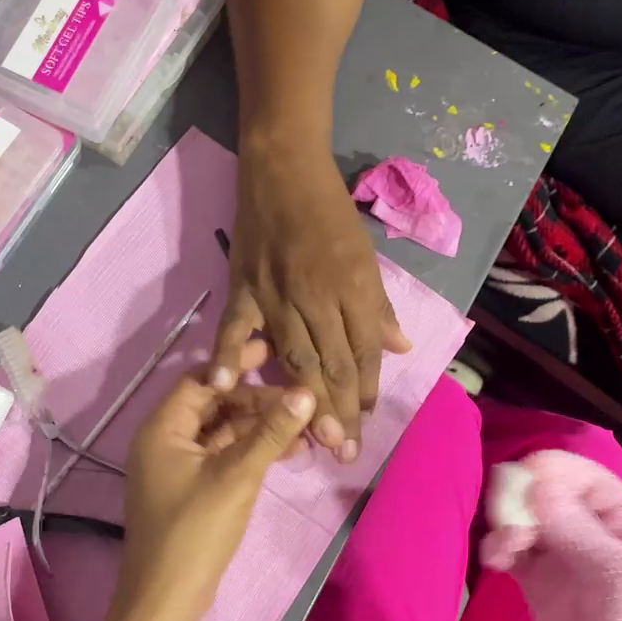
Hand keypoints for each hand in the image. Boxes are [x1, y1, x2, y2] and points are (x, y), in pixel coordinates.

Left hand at [117, 345, 316, 620]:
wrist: (166, 598)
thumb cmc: (195, 531)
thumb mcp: (237, 476)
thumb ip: (271, 432)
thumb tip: (305, 391)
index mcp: (163, 428)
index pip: (203, 379)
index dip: (237, 363)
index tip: (274, 350)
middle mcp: (165, 440)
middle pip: (215, 404)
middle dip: (257, 400)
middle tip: (301, 394)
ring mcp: (178, 467)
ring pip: (223, 432)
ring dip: (259, 426)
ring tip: (304, 422)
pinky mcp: (192, 489)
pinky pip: (223, 456)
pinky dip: (251, 450)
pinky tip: (287, 450)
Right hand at [212, 140, 411, 463]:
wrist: (284, 168)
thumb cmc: (331, 212)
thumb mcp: (366, 254)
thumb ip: (378, 305)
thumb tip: (399, 347)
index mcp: (352, 287)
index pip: (364, 350)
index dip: (367, 390)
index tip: (366, 423)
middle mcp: (318, 297)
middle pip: (333, 364)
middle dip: (341, 412)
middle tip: (343, 453)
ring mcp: (276, 294)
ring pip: (294, 358)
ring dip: (305, 403)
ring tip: (313, 442)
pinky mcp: (242, 287)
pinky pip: (233, 328)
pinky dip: (225, 356)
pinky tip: (222, 388)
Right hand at [481, 450, 621, 620]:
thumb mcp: (621, 577)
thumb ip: (576, 528)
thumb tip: (535, 481)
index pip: (584, 476)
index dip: (550, 470)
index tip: (517, 476)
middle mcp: (595, 533)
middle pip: (549, 495)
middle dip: (522, 498)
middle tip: (504, 517)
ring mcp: (567, 561)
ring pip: (528, 523)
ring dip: (508, 525)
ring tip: (502, 549)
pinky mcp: (543, 589)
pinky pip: (516, 555)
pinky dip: (501, 550)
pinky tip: (494, 560)